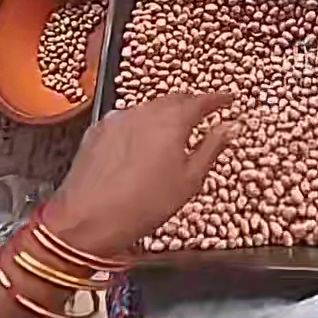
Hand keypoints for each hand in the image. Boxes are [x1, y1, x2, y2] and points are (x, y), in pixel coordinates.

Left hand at [40, 93, 239, 257]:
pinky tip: (142, 143)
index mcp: (172, 120)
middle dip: (191, 104)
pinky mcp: (98, 130)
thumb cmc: (145, 203)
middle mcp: (144, 111)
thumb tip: (230, 127)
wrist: (87, 218)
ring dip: (165, 114)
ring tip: (174, 129)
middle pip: (174, 99)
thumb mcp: (190, 180)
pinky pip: (127, 120)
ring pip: (148, 108)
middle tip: (204, 113)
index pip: (201, 100)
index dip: (218, 98)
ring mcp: (118, 118)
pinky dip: (141, 125)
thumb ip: (211, 147)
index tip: (229, 98)